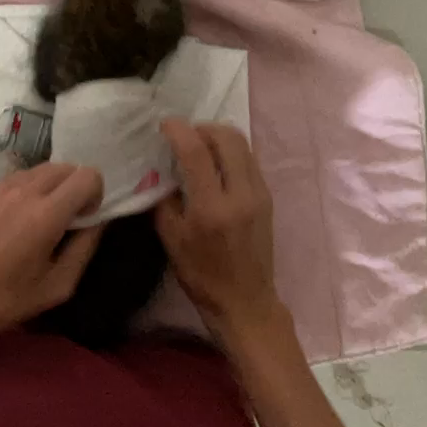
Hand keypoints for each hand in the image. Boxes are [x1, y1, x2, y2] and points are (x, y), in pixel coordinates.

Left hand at [0, 162, 104, 344]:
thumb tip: (98, 221)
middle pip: (66, 167)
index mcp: (45, 215)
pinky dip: (32, 187)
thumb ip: (85, 247)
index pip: (87, 176)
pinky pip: (20, 176)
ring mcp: (1, 188)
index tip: (85, 218)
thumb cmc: (7, 299)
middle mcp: (24, 191)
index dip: (95, 195)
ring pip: (43, 168)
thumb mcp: (58, 285)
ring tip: (45, 217)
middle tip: (69, 218)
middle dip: (77, 187)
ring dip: (54, 186)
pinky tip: (22, 216)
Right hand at [154, 119, 277, 333]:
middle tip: (182, 135)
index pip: (197, 152)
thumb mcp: (171, 239)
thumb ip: (163, 200)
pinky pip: (249, 160)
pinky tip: (214, 164)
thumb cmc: (201, 275)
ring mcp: (259, 194)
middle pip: (228, 137)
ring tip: (198, 145)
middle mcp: (241, 194)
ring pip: (243, 145)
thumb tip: (158, 171)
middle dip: (202, 128)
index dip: (178, 130)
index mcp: (212, 207)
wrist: (245, 302)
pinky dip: (230, 152)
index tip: (163, 124)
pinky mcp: (267, 198)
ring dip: (218, 137)